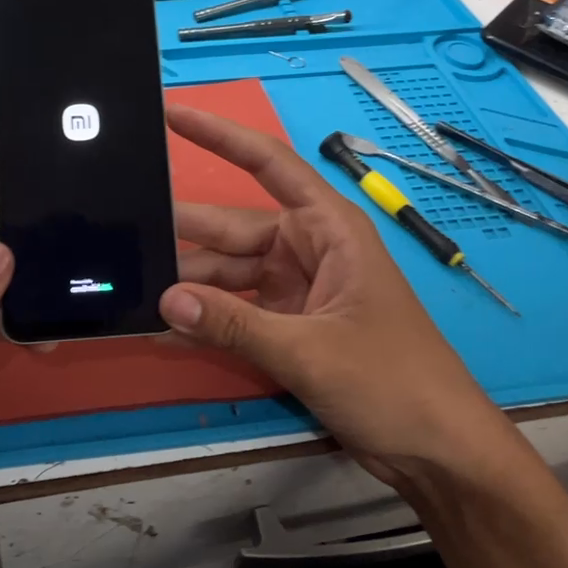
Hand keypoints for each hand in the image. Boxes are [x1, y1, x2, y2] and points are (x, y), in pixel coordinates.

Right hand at [160, 104, 511, 484]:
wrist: (441, 454)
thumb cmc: (394, 383)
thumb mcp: (310, 351)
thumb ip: (234, 325)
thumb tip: (165, 301)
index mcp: (328, 228)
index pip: (268, 163)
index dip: (219, 134)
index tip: (173, 113)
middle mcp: (309, 247)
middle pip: (234, 227)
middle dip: (185, 228)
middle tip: (125, 225)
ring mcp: (299, 287)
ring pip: (230, 270)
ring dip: (191, 280)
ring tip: (134, 280)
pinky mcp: (292, 323)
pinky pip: (238, 306)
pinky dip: (208, 313)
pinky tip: (169, 318)